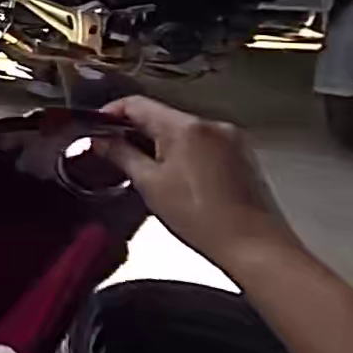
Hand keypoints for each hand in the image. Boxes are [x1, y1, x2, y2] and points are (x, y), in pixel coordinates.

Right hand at [94, 95, 302, 276]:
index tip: (95, 127)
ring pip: (180, 130)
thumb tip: (99, 141)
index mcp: (185, 127)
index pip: (137, 104)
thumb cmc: (201, 217)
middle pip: (159, 115)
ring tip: (140, 166)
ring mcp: (230, 139)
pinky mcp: (241, 155)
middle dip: (133, 130)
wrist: (256, 248)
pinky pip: (200, 142)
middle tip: (111, 150)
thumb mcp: (149, 183)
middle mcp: (211, 125)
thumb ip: (120, 154)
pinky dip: (180, 151)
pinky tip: (172, 174)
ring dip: (156, 141)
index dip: (110, 113)